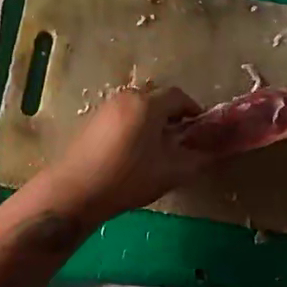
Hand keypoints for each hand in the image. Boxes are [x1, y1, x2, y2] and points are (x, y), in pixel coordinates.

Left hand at [33, 83, 213, 222]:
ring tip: (157, 148)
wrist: (76, 191)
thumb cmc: (129, 179)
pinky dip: (133, 126)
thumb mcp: (171, 172)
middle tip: (180, 139)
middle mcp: (126, 98)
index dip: (194, 110)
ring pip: (137, 107)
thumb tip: (210, 152)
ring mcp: (105, 108)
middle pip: (156, 98)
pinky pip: (121, 116)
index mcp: (148, 104)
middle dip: (172, 115)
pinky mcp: (91, 122)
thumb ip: (197, 159)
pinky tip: (133, 152)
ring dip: (151, 121)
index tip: (200, 129)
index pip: (179, 96)